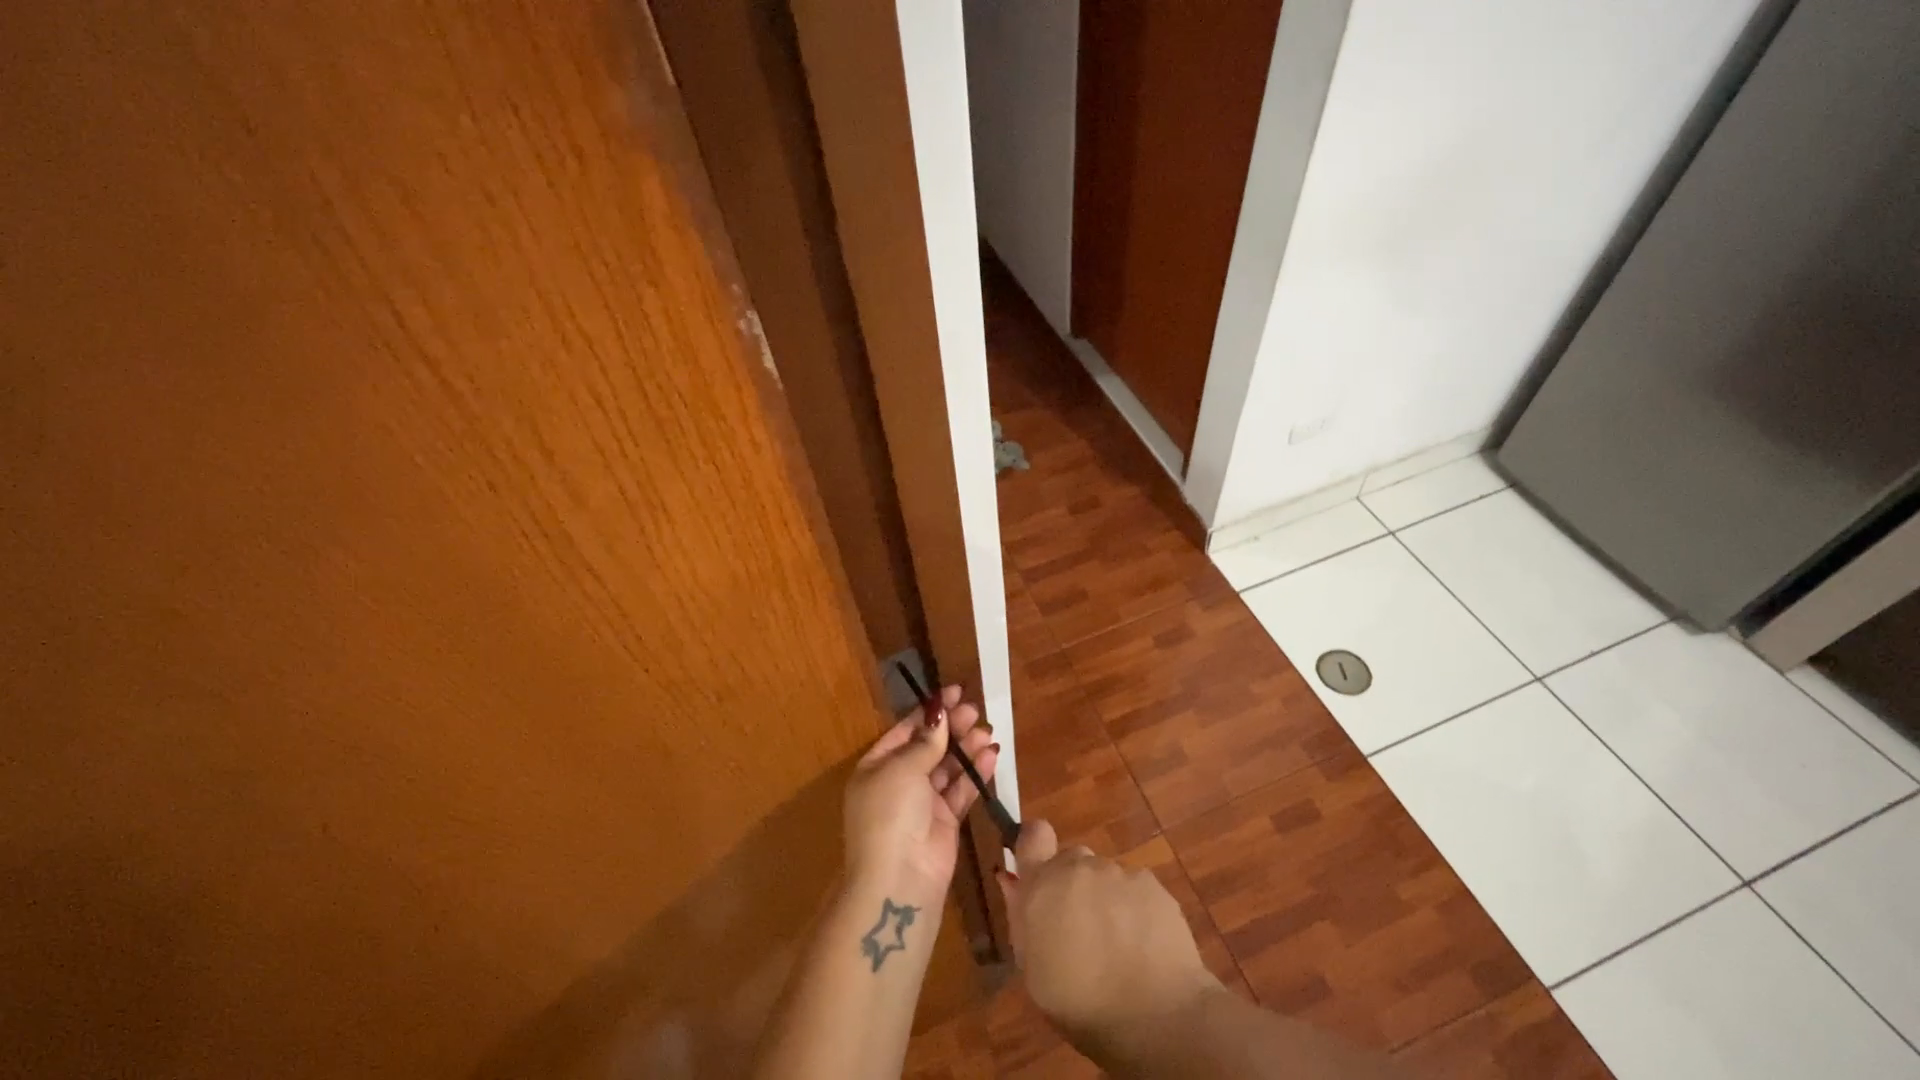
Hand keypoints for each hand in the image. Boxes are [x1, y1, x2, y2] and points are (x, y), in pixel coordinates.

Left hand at [843, 685, 998, 899]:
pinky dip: (976, 774)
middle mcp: (897, 783)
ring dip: (966, 749)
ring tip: (988, 731)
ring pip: (948, 768)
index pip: (905, 730)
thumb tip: (939, 714)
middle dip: (952, 729)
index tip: (955, 692)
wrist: (900, 878)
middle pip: (929, 747)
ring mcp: (922, 804)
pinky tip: (991, 755)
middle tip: (976, 710)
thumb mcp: (902, 769)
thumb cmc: (891, 813)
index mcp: (876, 767)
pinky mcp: (945, 822)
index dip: (930, 712)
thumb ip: (925, 741)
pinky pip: (961, 791)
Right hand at [997, 820, 1220, 1048]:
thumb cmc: (1079, 1002)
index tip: (1037, 870)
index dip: (1034, 846)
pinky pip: (1136, 890)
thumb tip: (1012, 881)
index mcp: (1042, 885)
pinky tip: (1143, 946)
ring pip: (1106, 877)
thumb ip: (1021, 917)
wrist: (1154, 1016)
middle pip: (1072, 862)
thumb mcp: (1032, 969)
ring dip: (1105, 899)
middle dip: (1072, 885)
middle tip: (1079, 929)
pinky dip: (1136, 910)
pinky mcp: (1155, 887)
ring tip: (1117, 946)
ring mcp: (1120, 874)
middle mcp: (1080, 867)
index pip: (1032, 836)